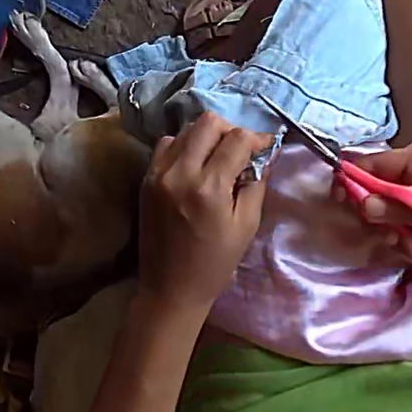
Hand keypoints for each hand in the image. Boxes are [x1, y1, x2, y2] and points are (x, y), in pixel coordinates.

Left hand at [137, 114, 271, 319]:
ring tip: (217, 158)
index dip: (257, 138)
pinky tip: (195, 166)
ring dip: (206, 137)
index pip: (237, 140)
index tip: (265, 145)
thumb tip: (262, 156)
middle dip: (231, 130)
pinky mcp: (145, 179)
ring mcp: (157, 173)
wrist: (170, 289)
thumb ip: (256, 184)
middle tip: (240, 150)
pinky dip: (184, 147)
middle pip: (208, 123)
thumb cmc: (215, 262)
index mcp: (208, 188)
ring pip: (186, 130)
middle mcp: (179, 173)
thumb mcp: (246, 225)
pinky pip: (166, 145)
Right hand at [346, 144, 411, 268]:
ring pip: (384, 214)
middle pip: (374, 190)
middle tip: (389, 236)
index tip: (344, 205)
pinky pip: (398, 228)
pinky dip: (401, 242)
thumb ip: (403, 206)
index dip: (354, 182)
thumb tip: (363, 204)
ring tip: (410, 249)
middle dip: (376, 216)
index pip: (374, 164)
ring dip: (390, 233)